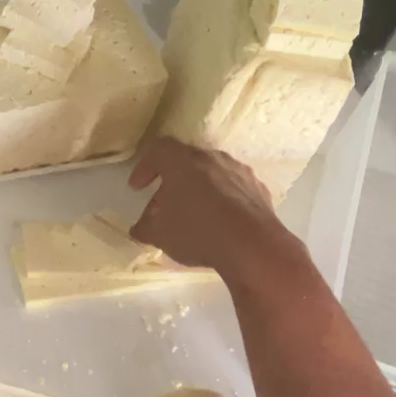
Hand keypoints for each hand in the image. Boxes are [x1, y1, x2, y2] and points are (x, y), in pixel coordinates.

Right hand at [127, 140, 304, 283]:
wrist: (252, 246)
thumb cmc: (197, 232)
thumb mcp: (159, 235)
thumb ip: (145, 227)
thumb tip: (140, 228)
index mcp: (183, 163)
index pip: (159, 150)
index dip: (144, 166)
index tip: (137, 188)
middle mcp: (213, 159)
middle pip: (186, 163)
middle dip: (171, 184)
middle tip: (162, 208)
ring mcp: (239, 172)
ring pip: (211, 175)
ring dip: (197, 191)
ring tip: (191, 217)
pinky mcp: (258, 189)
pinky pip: (231, 189)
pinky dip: (220, 201)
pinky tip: (217, 224)